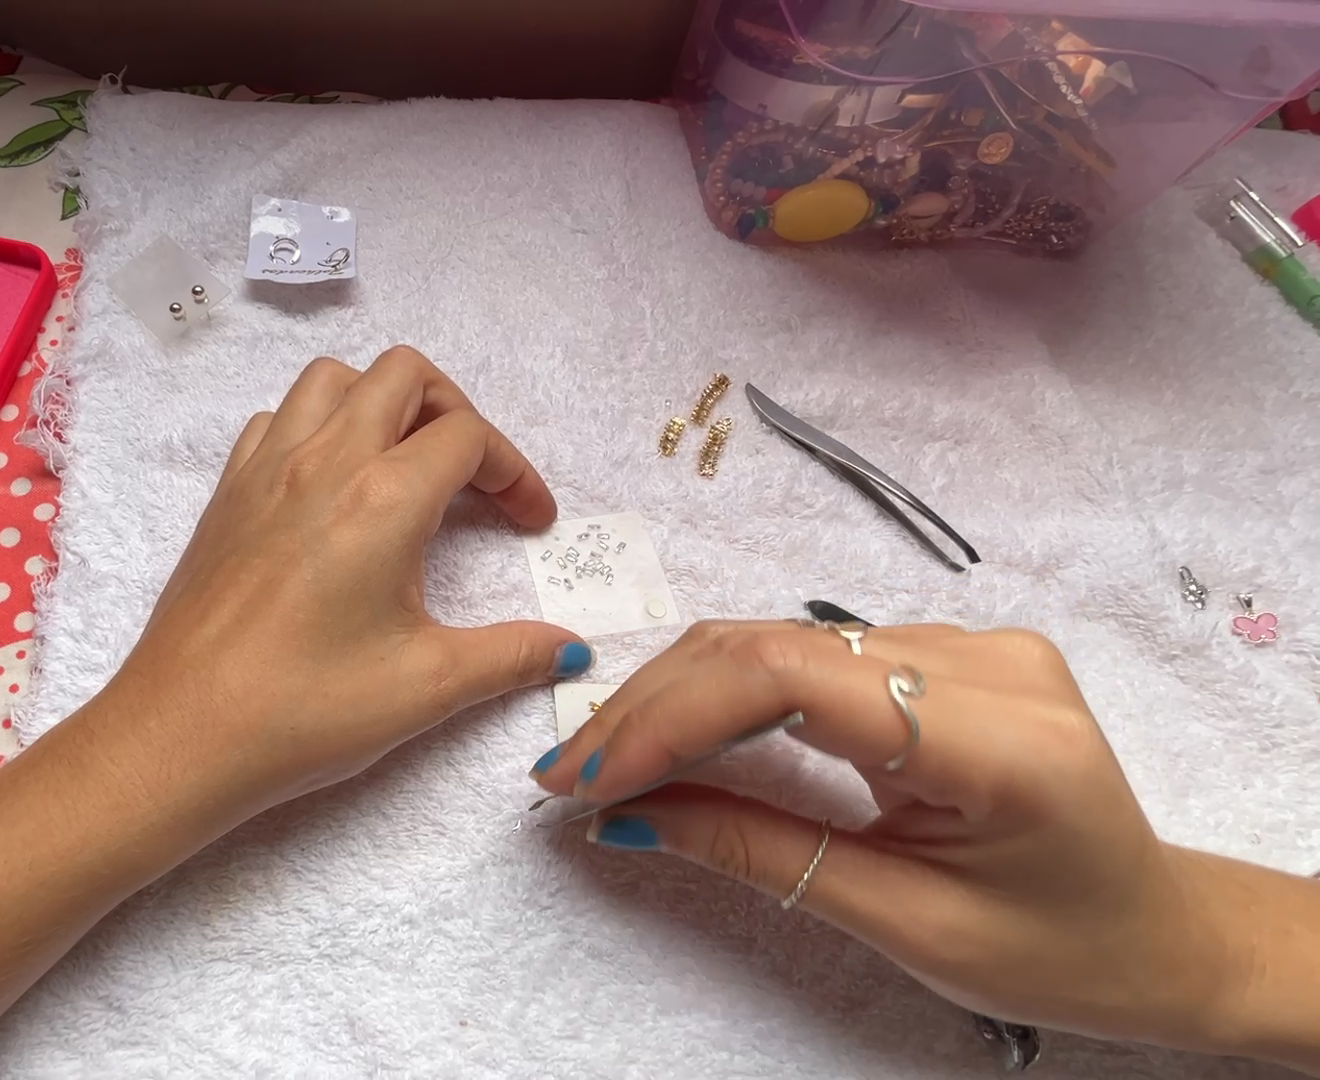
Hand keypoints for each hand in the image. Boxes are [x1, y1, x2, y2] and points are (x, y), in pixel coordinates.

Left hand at [99, 346, 591, 811]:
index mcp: (382, 497)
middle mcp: (323, 460)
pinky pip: (279, 420)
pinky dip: (318, 427)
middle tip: (472, 477)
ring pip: (333, 380)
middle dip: (455, 411)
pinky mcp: (227, 491)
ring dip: (382, 404)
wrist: (180, 734)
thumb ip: (512, 655)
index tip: (531, 524)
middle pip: (403, 375)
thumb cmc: (305, 710)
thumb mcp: (428, 686)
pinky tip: (330, 486)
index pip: (468, 437)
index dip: (515, 473)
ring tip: (402, 465)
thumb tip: (572, 648)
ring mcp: (265, 467)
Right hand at [529, 620, 1259, 1052]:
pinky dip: (708, 690)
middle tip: (570, 770)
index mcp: (1000, 738)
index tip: (590, 776)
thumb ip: (756, 852)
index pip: (787, 682)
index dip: (671, 717)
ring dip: (665, 696)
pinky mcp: (917, 644)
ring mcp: (947, 637)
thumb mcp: (904, 924)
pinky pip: (783, 652)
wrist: (1173, 928)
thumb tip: (624, 818)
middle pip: (758, 650)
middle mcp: (972, 656)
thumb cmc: (1064, 953)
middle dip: (647, 709)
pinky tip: (665, 726)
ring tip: (602, 753)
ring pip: (757, 640)